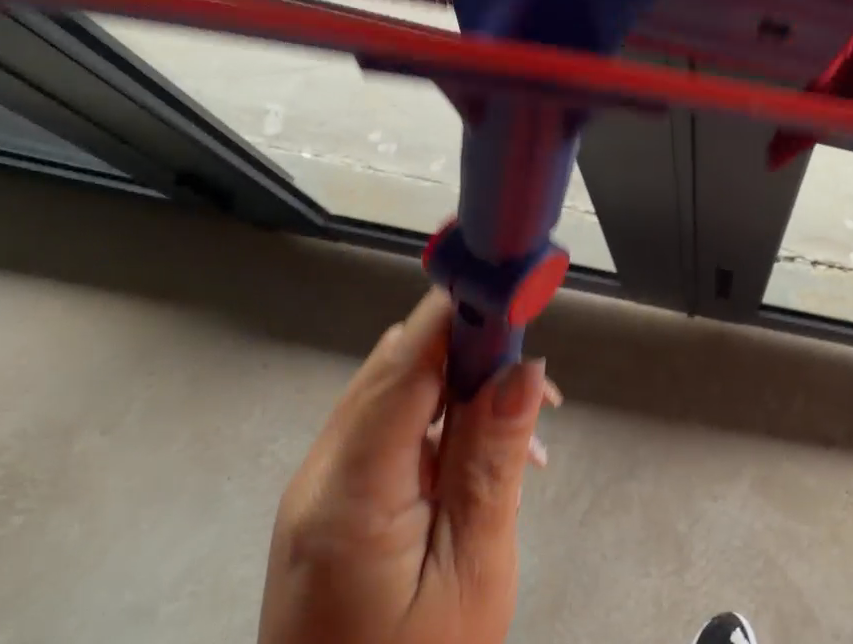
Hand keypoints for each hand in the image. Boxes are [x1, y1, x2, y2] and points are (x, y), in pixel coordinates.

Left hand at [259, 289, 558, 643]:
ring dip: (460, 386)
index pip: (405, 363)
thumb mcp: (472, 568)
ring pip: (393, 396)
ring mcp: (317, 493)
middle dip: (469, 349)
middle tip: (534, 380)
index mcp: (350, 490)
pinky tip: (485, 459)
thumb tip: (523, 369)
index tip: (517, 284)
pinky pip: (388, 434)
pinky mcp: (328, 510)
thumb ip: (491, 463)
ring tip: (524, 431)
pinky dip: (441, 421)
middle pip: (394, 369)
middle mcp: (318, 476)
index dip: (461, 313)